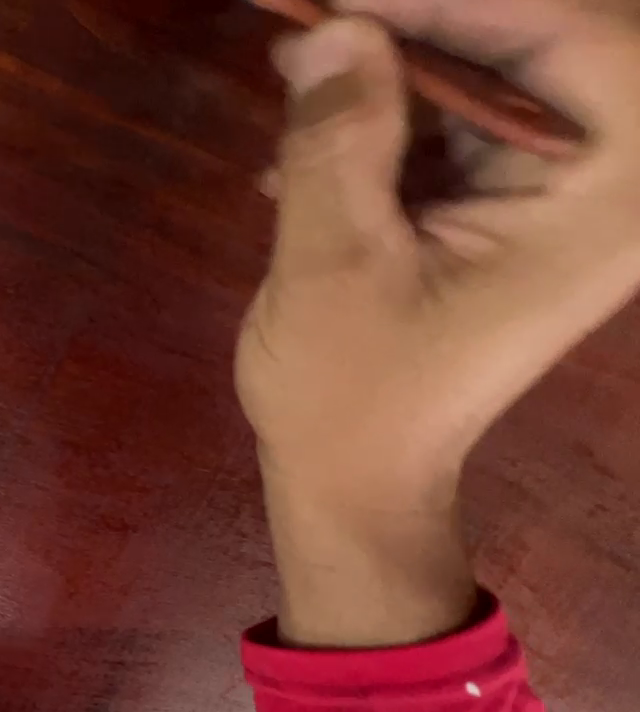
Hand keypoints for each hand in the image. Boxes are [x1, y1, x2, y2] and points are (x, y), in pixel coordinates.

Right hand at [238, 0, 639, 645]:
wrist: (351, 473)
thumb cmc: (345, 390)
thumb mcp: (329, 268)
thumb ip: (335, 147)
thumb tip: (323, 38)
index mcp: (616, 190)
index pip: (572, 37)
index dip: (454, 1)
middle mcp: (615, 177)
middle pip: (540, 52)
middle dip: (420, 36)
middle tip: (317, 30)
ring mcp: (564, 197)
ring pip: (489, 91)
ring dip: (387, 87)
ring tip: (294, 94)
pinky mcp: (509, 216)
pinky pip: (456, 140)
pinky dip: (379, 136)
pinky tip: (300, 161)